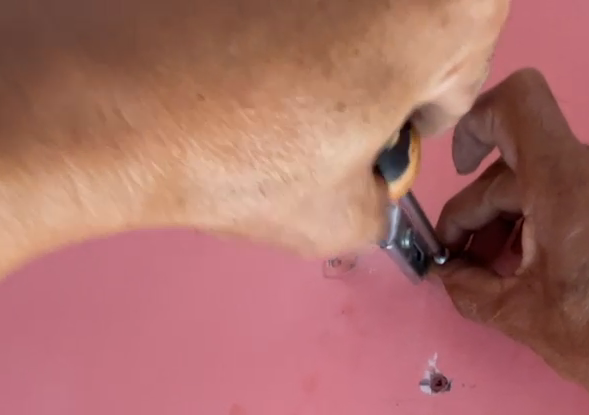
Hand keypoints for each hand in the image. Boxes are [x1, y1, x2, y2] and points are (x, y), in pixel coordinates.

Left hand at [124, 0, 506, 254]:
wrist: (122, 100)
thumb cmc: (236, 149)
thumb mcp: (338, 219)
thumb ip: (381, 207)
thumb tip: (369, 197)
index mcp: (448, 1)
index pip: (466, 64)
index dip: (418, 115)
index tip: (380, 137)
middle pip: (411, 20)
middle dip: (377, 73)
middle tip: (320, 121)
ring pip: (344, 8)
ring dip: (324, 46)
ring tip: (266, 94)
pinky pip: (285, 4)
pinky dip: (270, 21)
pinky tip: (236, 57)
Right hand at [435, 70, 588, 414]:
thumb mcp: (521, 319)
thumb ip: (468, 286)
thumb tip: (447, 271)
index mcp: (571, 184)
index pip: (514, 106)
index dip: (474, 126)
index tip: (459, 172)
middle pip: (526, 161)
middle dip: (484, 209)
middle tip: (464, 262)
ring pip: (559, 177)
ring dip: (520, 216)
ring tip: (508, 272)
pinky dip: (559, 217)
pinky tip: (553, 267)